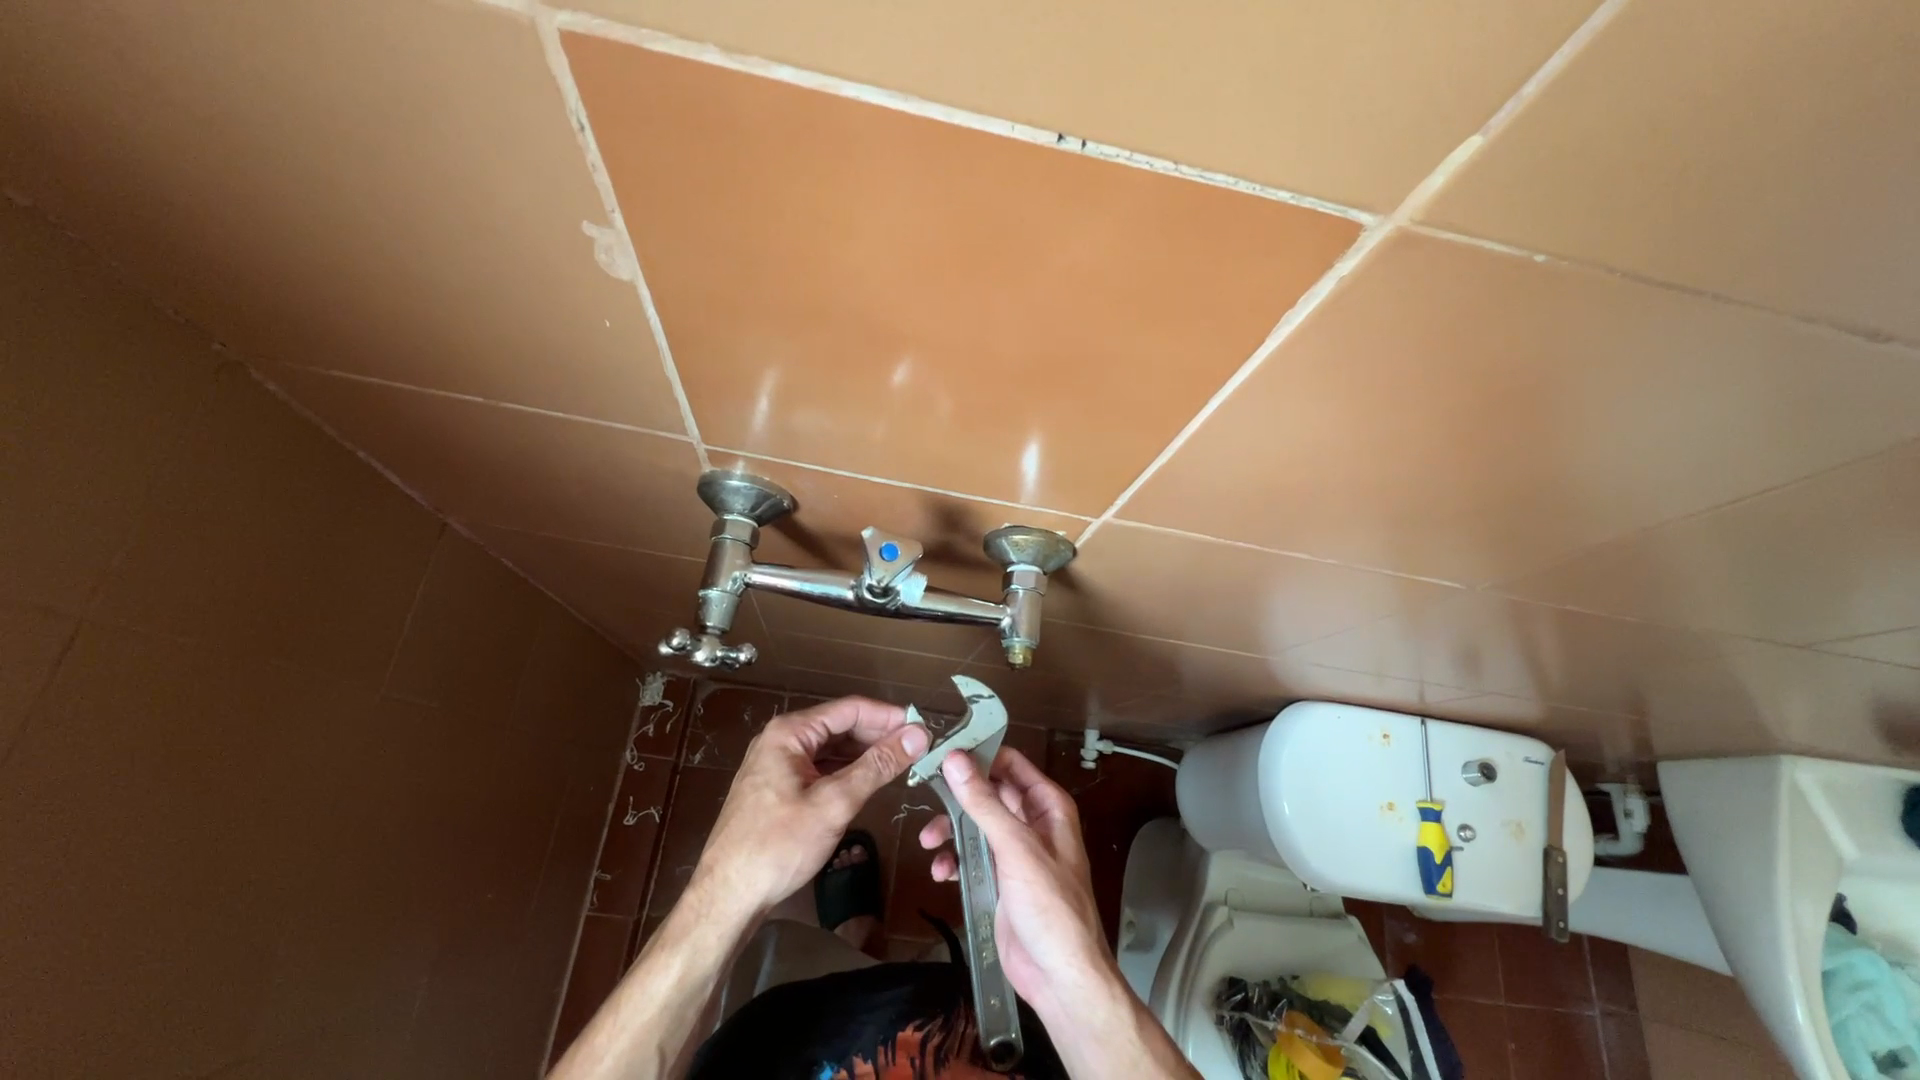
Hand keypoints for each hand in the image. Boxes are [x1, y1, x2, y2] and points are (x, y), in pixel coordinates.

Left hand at [696, 696, 928, 918]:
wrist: (727, 895)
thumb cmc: (778, 845)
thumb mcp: (834, 803)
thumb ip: (877, 766)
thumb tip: (918, 735)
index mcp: (790, 733)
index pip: (850, 710)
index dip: (889, 717)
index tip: (924, 728)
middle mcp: (781, 740)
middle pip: (840, 726)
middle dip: (879, 735)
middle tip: (919, 749)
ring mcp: (777, 764)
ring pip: (831, 748)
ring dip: (865, 754)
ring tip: (903, 763)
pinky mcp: (778, 788)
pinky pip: (820, 768)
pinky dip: (847, 771)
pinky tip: (870, 782)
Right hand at [917, 748, 1116, 1019]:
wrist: (1059, 975)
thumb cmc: (1049, 905)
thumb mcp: (1016, 847)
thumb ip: (984, 802)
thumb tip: (955, 759)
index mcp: (1048, 807)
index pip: (1011, 764)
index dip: (979, 755)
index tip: (942, 751)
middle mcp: (1033, 824)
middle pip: (989, 794)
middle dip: (957, 796)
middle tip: (925, 795)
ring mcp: (1016, 853)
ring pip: (977, 825)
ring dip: (951, 830)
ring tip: (928, 842)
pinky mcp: (1000, 880)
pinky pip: (972, 858)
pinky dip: (955, 861)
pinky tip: (941, 874)